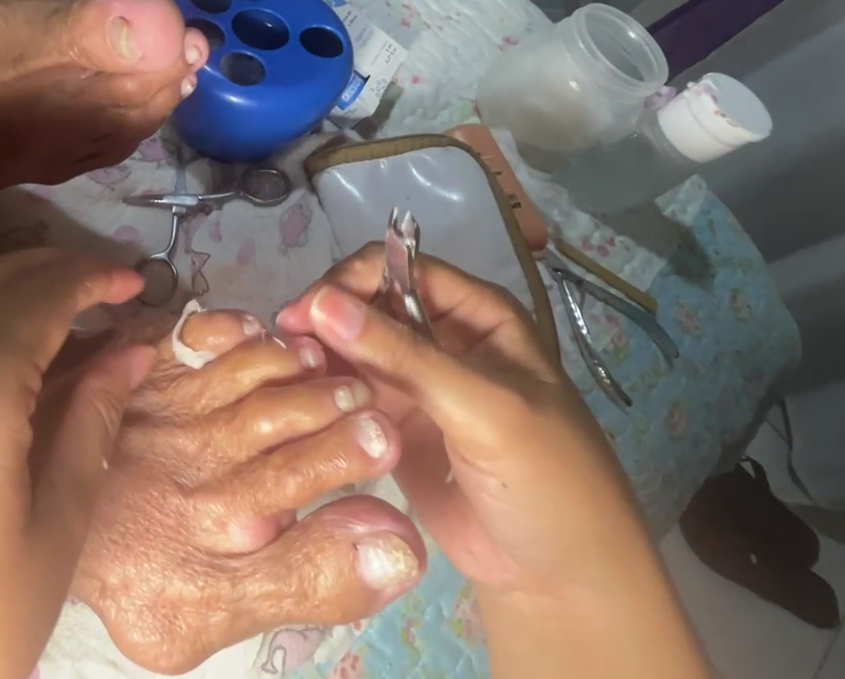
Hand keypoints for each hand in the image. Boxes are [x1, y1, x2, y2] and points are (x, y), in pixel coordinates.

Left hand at [70, 308, 425, 673]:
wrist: (55, 540)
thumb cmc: (144, 578)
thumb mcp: (221, 612)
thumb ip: (311, 580)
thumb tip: (400, 548)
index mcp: (220, 517)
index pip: (297, 475)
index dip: (345, 452)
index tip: (382, 433)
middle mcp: (194, 455)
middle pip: (274, 416)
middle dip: (327, 401)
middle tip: (361, 390)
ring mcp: (162, 407)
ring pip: (239, 372)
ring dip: (287, 362)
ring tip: (320, 359)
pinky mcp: (134, 371)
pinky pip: (182, 338)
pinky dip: (222, 328)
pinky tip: (255, 329)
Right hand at [277, 248, 707, 677]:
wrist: (560, 577)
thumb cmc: (546, 479)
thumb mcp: (481, 408)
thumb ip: (403, 355)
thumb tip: (320, 303)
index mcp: (473, 310)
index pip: (395, 268)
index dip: (346, 283)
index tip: (301, 316)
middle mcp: (437, 333)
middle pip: (363, 302)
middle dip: (324, 320)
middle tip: (284, 354)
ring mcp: (412, 378)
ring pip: (348, 346)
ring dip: (318, 358)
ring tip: (285, 383)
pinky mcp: (390, 419)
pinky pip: (346, 390)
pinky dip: (321, 393)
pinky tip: (295, 406)